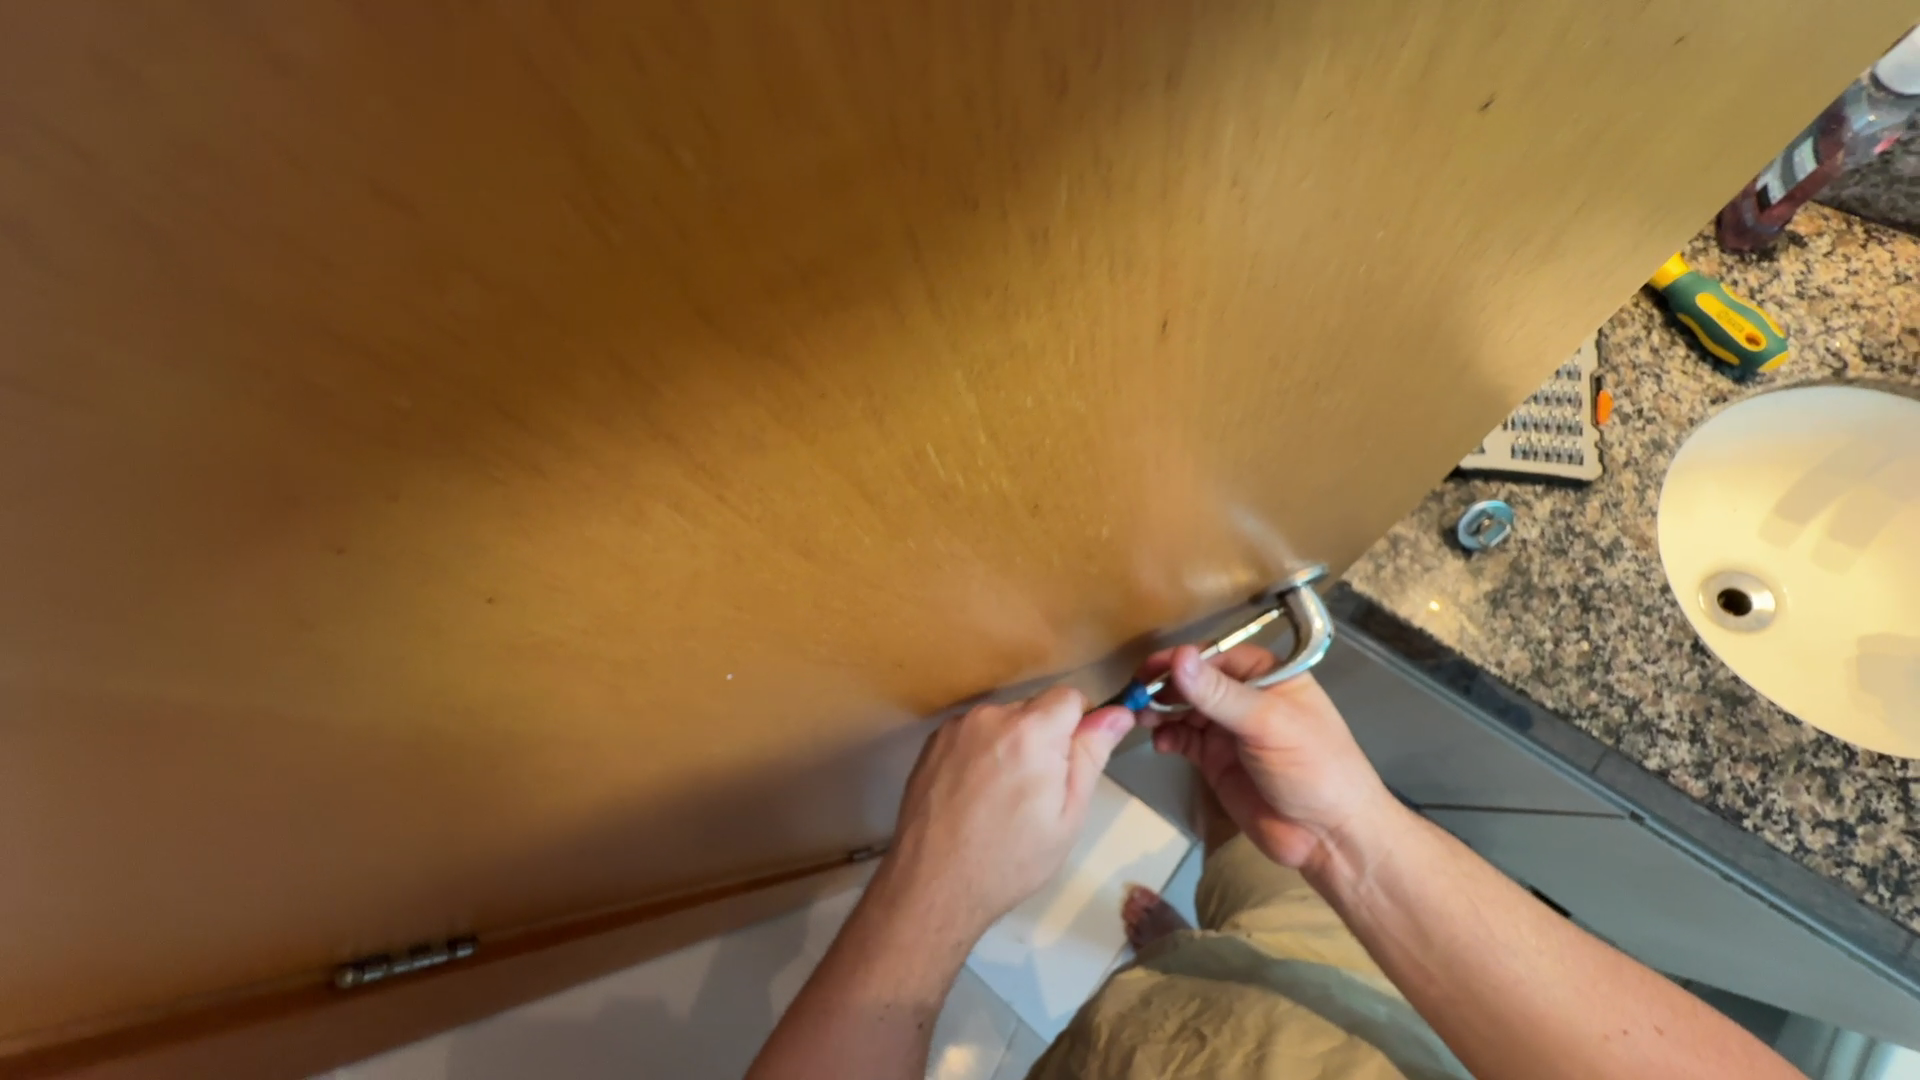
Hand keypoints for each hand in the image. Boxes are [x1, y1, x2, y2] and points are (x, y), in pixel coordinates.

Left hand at [882, 687, 1136, 935]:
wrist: (934, 883)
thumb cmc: (1011, 859)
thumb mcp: (1067, 816)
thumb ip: (1091, 755)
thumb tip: (1118, 714)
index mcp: (1031, 731)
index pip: (1068, 696)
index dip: (1077, 725)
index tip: (1070, 762)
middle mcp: (991, 716)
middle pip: (1033, 708)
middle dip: (1042, 739)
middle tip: (1034, 792)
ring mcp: (957, 726)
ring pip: (1002, 722)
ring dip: (1009, 744)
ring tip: (999, 797)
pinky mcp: (933, 740)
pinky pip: (972, 733)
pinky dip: (980, 753)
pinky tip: (973, 794)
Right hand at [1144, 644, 1396, 875]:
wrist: (1330, 838)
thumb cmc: (1314, 768)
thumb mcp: (1267, 724)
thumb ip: (1218, 693)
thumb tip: (1178, 656)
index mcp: (1267, 675)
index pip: (1214, 656)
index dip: (1181, 660)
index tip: (1149, 670)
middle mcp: (1244, 697)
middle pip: (1193, 681)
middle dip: (1164, 686)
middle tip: (1135, 696)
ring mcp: (1228, 729)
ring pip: (1183, 709)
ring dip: (1160, 711)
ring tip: (1140, 718)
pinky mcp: (1215, 760)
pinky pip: (1182, 739)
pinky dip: (1167, 737)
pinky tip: (1161, 743)